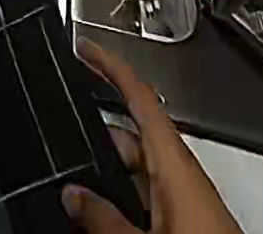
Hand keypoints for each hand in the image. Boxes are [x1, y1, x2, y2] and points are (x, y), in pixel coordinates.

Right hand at [64, 39, 244, 233]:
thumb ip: (104, 216)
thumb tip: (74, 194)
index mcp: (177, 166)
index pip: (140, 96)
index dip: (110, 66)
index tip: (86, 47)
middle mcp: (186, 177)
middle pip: (135, 133)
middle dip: (99, 134)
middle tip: (69, 138)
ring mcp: (192, 202)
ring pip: (142, 167)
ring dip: (112, 169)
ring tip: (83, 189)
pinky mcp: (193, 224)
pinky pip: (151, 193)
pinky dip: (127, 194)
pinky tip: (110, 217)